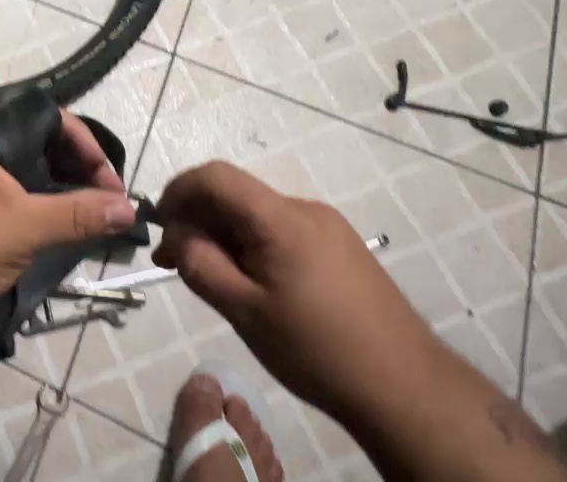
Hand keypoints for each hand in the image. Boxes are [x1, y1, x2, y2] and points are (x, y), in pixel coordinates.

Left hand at [0, 110, 137, 309]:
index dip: (85, 143)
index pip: (50, 118)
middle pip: (47, 141)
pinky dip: (52, 198)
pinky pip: (28, 187)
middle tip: (109, 197)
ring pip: (39, 166)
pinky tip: (73, 219)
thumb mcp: (28, 226)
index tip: (108, 179)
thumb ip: (79, 214)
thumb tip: (129, 208)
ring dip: (69, 185)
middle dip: (82, 165)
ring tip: (98, 210)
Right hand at [152, 162, 451, 420]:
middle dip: (197, 220)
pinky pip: (280, 232)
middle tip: (173, 264)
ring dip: (223, 236)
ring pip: (256, 215)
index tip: (158, 226)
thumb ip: (200, 264)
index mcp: (282, 219)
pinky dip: (251, 246)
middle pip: (235, 195)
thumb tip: (176, 233)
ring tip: (209, 279)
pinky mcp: (340, 248)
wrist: (408, 390)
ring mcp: (328, 228)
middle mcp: (306, 210)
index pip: (215, 176)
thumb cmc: (317, 349)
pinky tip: (248, 284)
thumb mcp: (243, 311)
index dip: (178, 191)